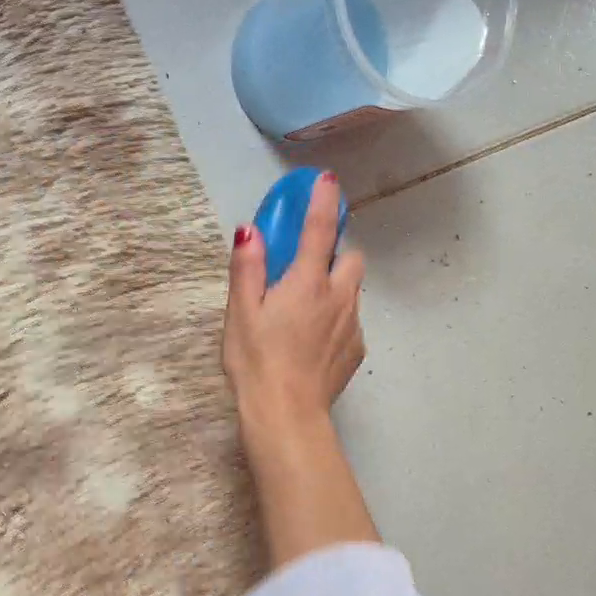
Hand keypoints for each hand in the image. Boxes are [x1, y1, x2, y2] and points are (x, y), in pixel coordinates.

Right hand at [222, 170, 378, 566]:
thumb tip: (249, 230)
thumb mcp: (240, 313)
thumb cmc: (256, 361)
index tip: (327, 181)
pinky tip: (309, 343)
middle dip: (334, 253)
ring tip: (302, 311)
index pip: (319, 231)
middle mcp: (338, 297)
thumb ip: (247, 269)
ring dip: (334, 287)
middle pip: (350, 258)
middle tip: (304, 267)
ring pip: (351, 291)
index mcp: (307, 283)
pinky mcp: (355, 351)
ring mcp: (352, 325)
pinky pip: (349, 323)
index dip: (323, 202)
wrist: (286, 414)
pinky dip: (334, 320)